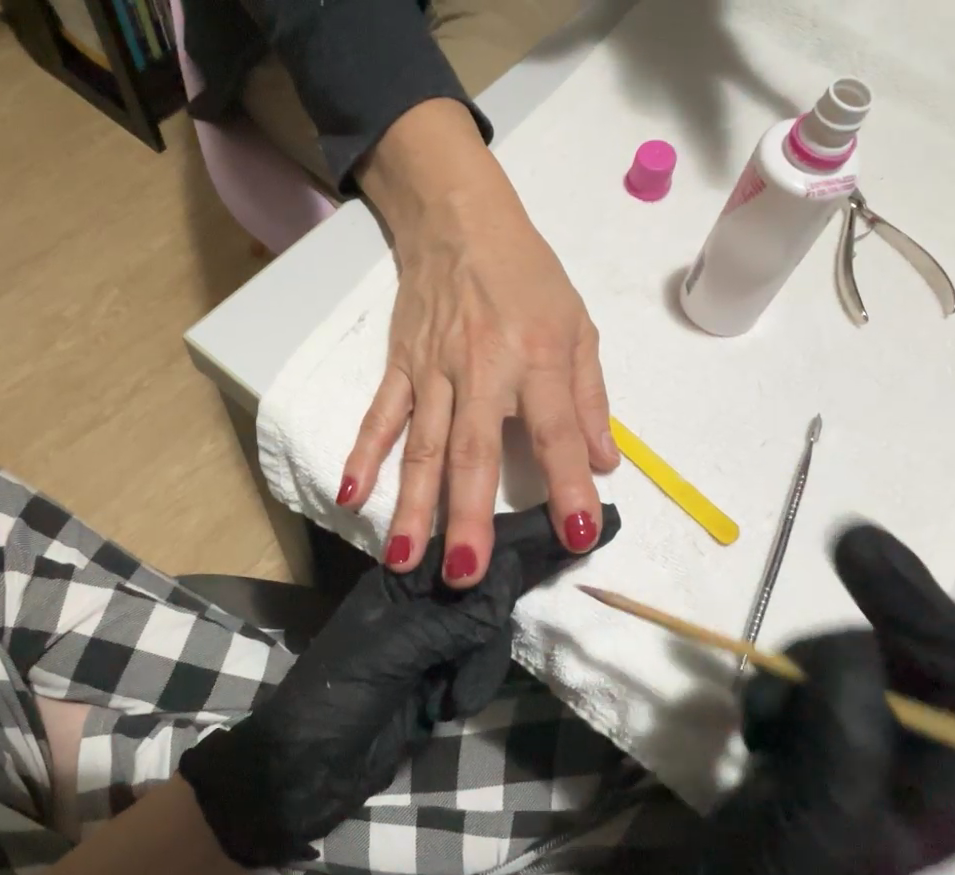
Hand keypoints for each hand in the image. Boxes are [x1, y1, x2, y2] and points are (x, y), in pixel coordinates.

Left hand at [178, 503, 621, 867]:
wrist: (308, 768)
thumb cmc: (338, 697)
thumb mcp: (395, 650)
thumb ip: (457, 617)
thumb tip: (510, 575)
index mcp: (401, 581)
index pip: (473, 547)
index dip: (527, 534)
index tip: (581, 519)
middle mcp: (423, 603)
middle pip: (490, 585)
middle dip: (519, 589)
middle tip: (582, 551)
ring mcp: (434, 642)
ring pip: (491, 635)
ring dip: (479, 667)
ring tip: (448, 697)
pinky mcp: (441, 677)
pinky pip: (480, 668)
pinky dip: (472, 687)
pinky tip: (445, 707)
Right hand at [344, 100, 620, 587]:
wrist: (460, 221)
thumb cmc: (528, 277)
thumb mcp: (578, 326)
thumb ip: (590, 399)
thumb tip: (604, 463)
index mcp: (537, 359)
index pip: (557, 432)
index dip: (569, 485)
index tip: (577, 536)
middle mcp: (482, 371)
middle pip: (473, 451)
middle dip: (467, 516)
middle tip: (463, 573)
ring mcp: (433, 371)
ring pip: (421, 446)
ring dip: (412, 505)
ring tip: (404, 560)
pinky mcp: (400, 367)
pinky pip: (381, 416)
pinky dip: (364, 456)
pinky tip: (350, 497)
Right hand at [649, 525, 954, 874]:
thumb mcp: (825, 807)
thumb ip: (849, 719)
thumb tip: (847, 647)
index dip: (923, 604)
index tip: (858, 547)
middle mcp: (929, 757)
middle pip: (912, 655)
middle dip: (858, 634)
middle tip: (831, 569)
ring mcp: (872, 745)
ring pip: (849, 661)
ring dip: (797, 672)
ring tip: (762, 726)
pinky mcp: (823, 738)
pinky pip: (809, 681)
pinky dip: (776, 688)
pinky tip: (756, 731)